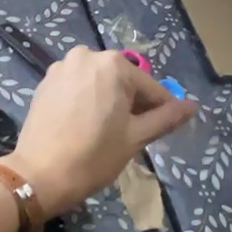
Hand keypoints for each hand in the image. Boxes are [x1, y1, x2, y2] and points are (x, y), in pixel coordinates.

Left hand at [3, 47, 198, 216]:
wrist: (39, 175)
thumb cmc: (94, 157)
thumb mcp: (136, 138)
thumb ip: (166, 117)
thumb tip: (193, 106)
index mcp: (113, 65)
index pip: (149, 87)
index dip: (161, 110)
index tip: (164, 129)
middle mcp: (86, 56)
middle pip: (122, 81)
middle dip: (132, 104)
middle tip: (134, 134)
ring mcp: (62, 67)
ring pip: (98, 82)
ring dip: (109, 101)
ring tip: (109, 131)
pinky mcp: (45, 82)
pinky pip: (77, 87)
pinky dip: (87, 100)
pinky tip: (85, 125)